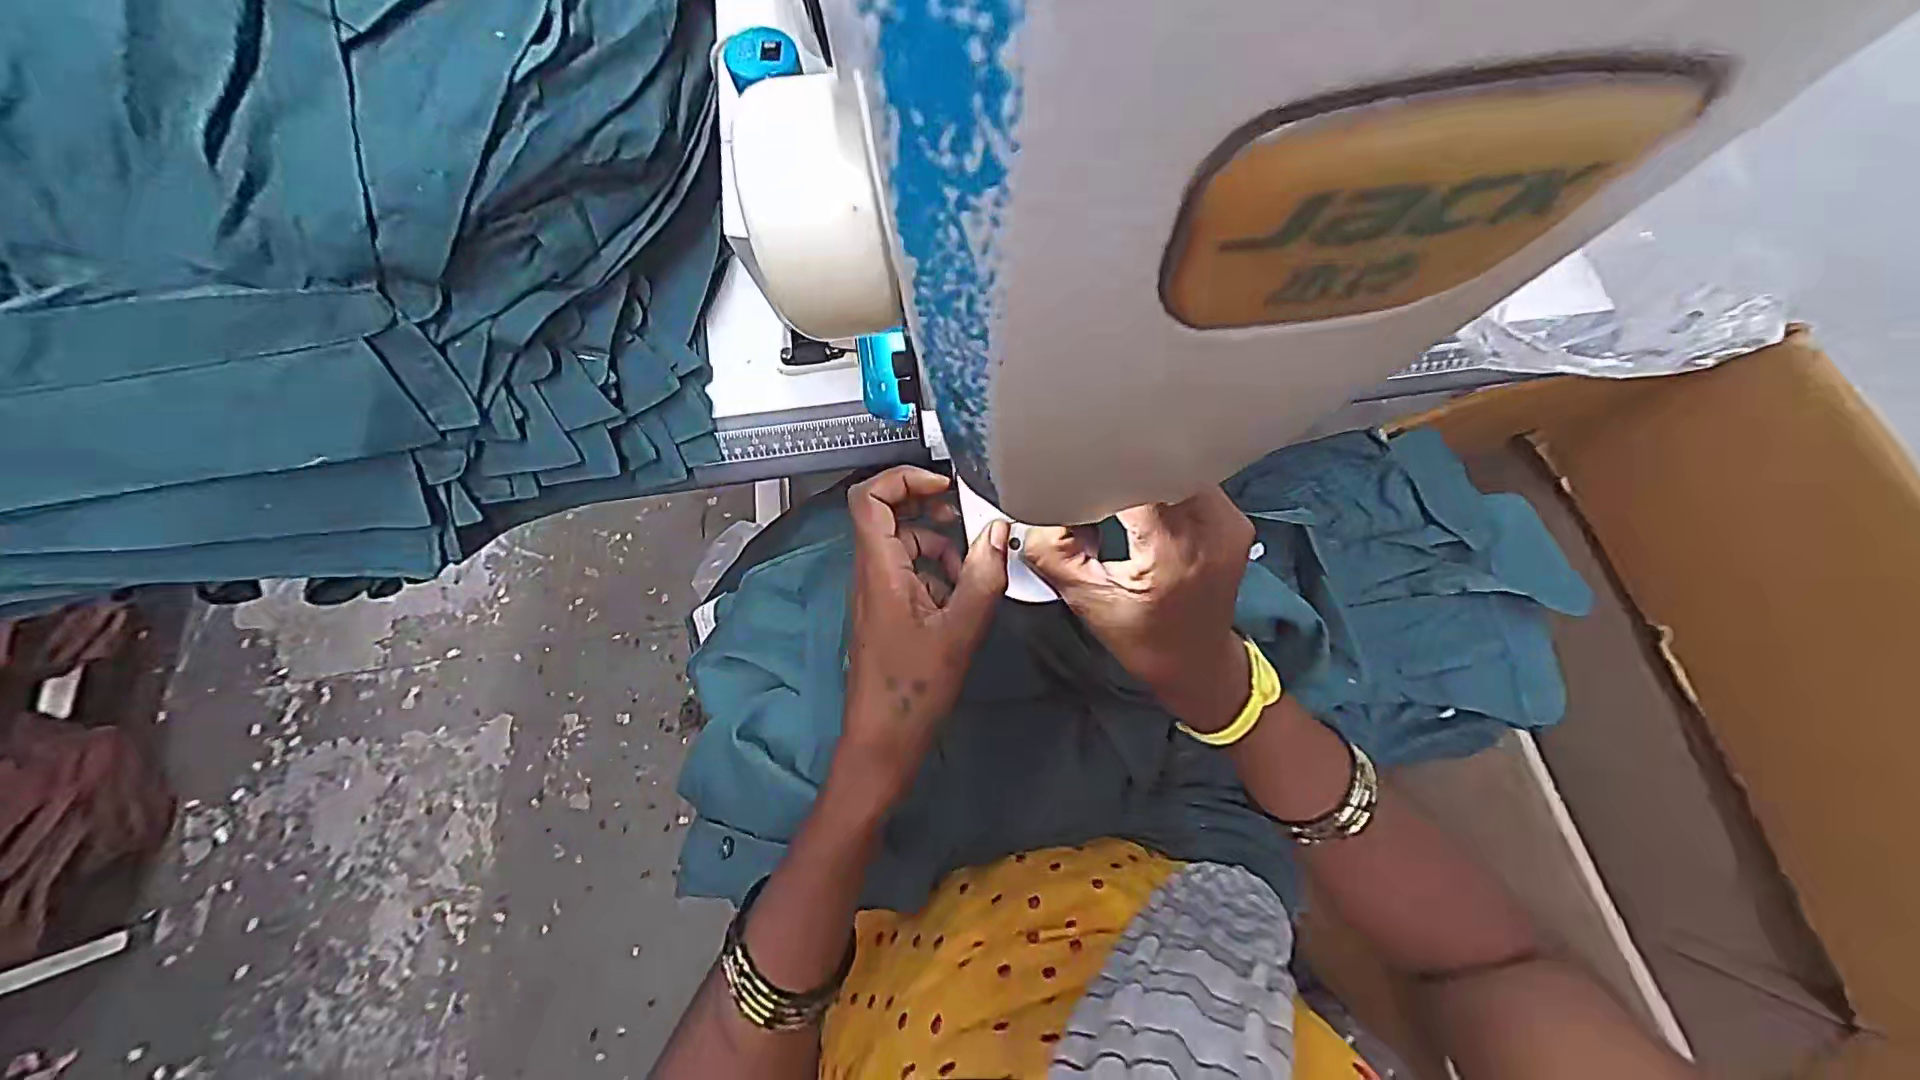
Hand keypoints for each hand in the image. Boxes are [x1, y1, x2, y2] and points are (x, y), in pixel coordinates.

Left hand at [837, 466, 1009, 808]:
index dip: (903, 478)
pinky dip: (936, 572)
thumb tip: (996, 533)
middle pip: (888, 515)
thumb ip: (982, 575)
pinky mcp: (886, 609)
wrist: (884, 737)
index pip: (870, 498)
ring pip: (904, 545)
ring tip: (969, 570)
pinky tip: (958, 597)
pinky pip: (909, 571)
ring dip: (938, 546)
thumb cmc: (914, 689)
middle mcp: (871, 574)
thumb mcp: (961, 628)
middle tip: (963, 519)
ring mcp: (876, 591)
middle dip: (929, 510)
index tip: (941, 485)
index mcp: (880, 569)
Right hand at [1024, 488, 1253, 731]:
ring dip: (1144, 473)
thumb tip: (1038, 508)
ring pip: (1177, 467)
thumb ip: (1053, 550)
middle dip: (1121, 467)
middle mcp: (1211, 529)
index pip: (1135, 475)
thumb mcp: (1085, 599)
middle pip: (1159, 465)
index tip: (1078, 475)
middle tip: (1094, 480)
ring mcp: (1228, 521)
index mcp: (1173, 550)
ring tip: (1119, 491)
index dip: (1101, 468)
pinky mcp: (1232, 519)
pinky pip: (1191, 481)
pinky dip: (1162, 484)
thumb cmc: (1146, 640)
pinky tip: (1144, 502)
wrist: (1196, 662)